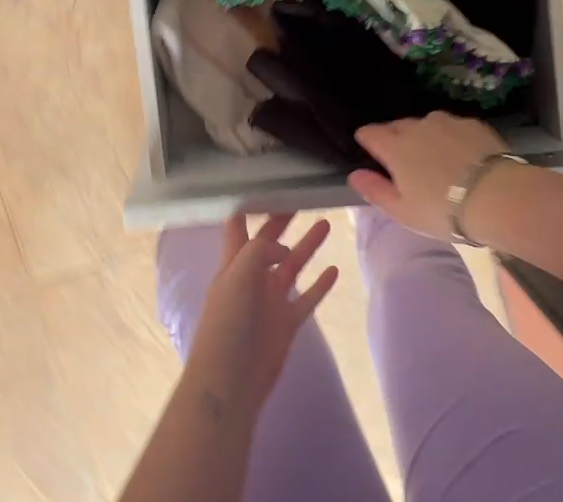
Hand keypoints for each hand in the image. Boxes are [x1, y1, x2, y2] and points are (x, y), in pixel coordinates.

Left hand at [185, 214, 338, 414]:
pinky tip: (335, 269)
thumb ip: (261, 251)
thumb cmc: (228, 323)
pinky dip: (320, 285)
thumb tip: (285, 250)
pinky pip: (307, 298)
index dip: (250, 205)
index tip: (266, 182)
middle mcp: (252, 277)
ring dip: (307, 245)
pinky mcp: (287, 322)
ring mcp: (270, 300)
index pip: (238, 226)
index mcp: (233, 263)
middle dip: (283, 218)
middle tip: (303, 196)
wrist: (231, 379)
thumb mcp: (238, 274)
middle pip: (269, 240)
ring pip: (293, 265)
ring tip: (327, 222)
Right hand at [347, 112, 507, 237]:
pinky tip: (461, 156)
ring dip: (424, 136)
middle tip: (405, 163)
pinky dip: (450, 138)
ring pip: (426, 124)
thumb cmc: (442, 210)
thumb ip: (374, 190)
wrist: (498, 197)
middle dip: (395, 139)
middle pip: (397, 126)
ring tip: (435, 159)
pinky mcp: (472, 124)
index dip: (366, 141)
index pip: (369, 133)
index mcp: (394, 146)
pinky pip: (452, 127)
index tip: (372, 154)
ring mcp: (446, 122)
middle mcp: (416, 126)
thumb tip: (354, 175)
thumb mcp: (402, 210)